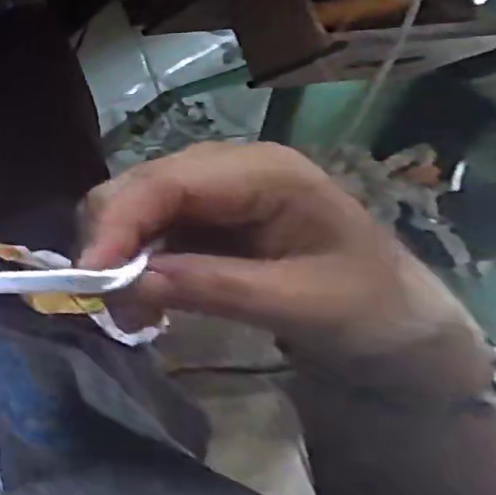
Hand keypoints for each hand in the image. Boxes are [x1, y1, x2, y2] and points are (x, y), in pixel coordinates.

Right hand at [79, 143, 488, 394]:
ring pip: (126, 206)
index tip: (88, 276)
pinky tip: (140, 300)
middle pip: (134, 188)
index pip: (165, 183)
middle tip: (104, 302)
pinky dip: (127, 264)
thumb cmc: (374, 312)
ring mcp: (205, 188)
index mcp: (262, 171)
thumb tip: (125, 285)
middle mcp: (221, 166)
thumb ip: (215, 288)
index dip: (117, 224)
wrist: (406, 328)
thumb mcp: (304, 306)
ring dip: (113, 257)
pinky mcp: (194, 214)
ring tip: (126, 312)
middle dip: (108, 241)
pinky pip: (139, 228)